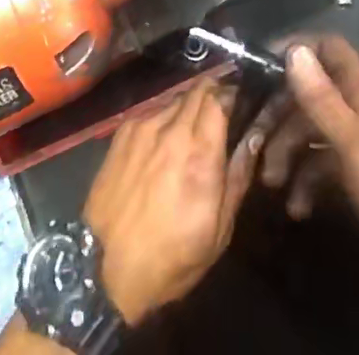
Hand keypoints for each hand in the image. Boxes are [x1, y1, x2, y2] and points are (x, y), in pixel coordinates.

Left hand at [79, 77, 259, 323]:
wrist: (104, 266)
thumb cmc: (172, 256)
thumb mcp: (219, 229)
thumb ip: (237, 176)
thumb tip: (254, 137)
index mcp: (199, 154)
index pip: (218, 98)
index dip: (232, 93)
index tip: (241, 99)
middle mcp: (170, 131)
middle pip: (196, 92)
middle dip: (213, 95)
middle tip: (223, 113)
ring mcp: (141, 128)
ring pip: (173, 101)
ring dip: (188, 107)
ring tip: (193, 130)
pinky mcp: (120, 134)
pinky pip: (151, 113)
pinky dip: (164, 119)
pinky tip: (164, 141)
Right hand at [257, 34, 358, 285]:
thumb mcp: (354, 143)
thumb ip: (321, 98)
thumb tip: (294, 51)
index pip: (328, 49)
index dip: (295, 50)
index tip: (258, 66)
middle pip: (311, 95)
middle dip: (279, 114)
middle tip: (252, 139)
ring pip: (313, 134)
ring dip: (288, 154)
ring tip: (271, 184)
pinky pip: (325, 169)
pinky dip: (308, 184)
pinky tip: (298, 209)